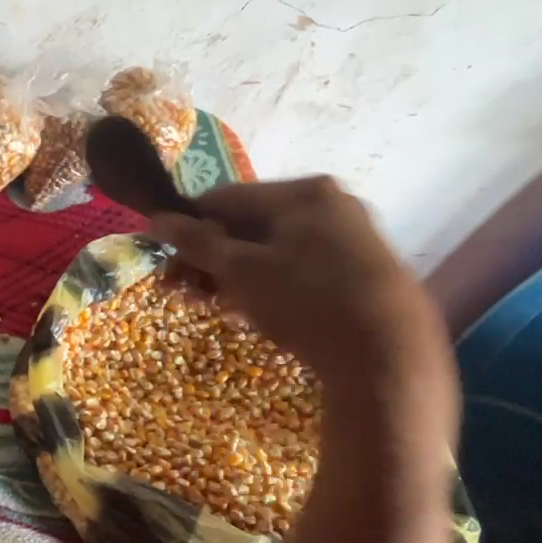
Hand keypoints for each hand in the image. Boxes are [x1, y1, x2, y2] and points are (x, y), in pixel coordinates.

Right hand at [150, 177, 449, 393]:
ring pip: (266, 247)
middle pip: (244, 224)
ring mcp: (345, 233)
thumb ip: (194, 241)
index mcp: (300, 192)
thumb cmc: (304, 299)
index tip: (166, 266)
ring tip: (213, 307)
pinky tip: (249, 311)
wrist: (385, 350)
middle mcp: (326, 203)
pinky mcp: (355, 266)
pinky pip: (292, 264)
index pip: (221, 199)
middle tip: (184, 293)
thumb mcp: (239, 270)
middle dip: (208, 258)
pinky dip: (263, 283)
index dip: (186, 231)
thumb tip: (156, 218)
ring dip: (230, 275)